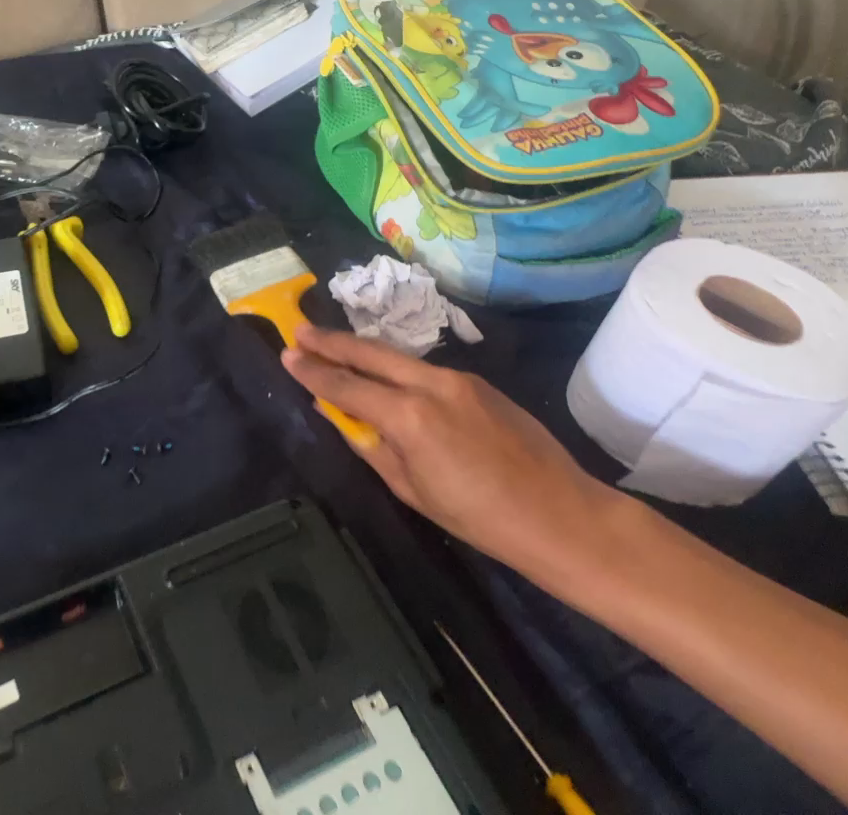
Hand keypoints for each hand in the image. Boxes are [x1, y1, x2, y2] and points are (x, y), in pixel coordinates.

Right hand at [282, 323, 615, 570]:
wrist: (560, 514)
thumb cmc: (478, 517)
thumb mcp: (412, 490)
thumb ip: (374, 447)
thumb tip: (344, 418)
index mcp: (410, 416)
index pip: (347, 386)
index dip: (314, 371)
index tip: (287, 355)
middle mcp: (432, 385)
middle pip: (371, 354)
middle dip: (332, 342)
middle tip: (300, 331)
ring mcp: (460, 380)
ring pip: (400, 359)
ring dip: (365, 353)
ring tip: (335, 349)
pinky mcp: (481, 385)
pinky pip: (426, 372)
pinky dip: (398, 370)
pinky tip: (388, 379)